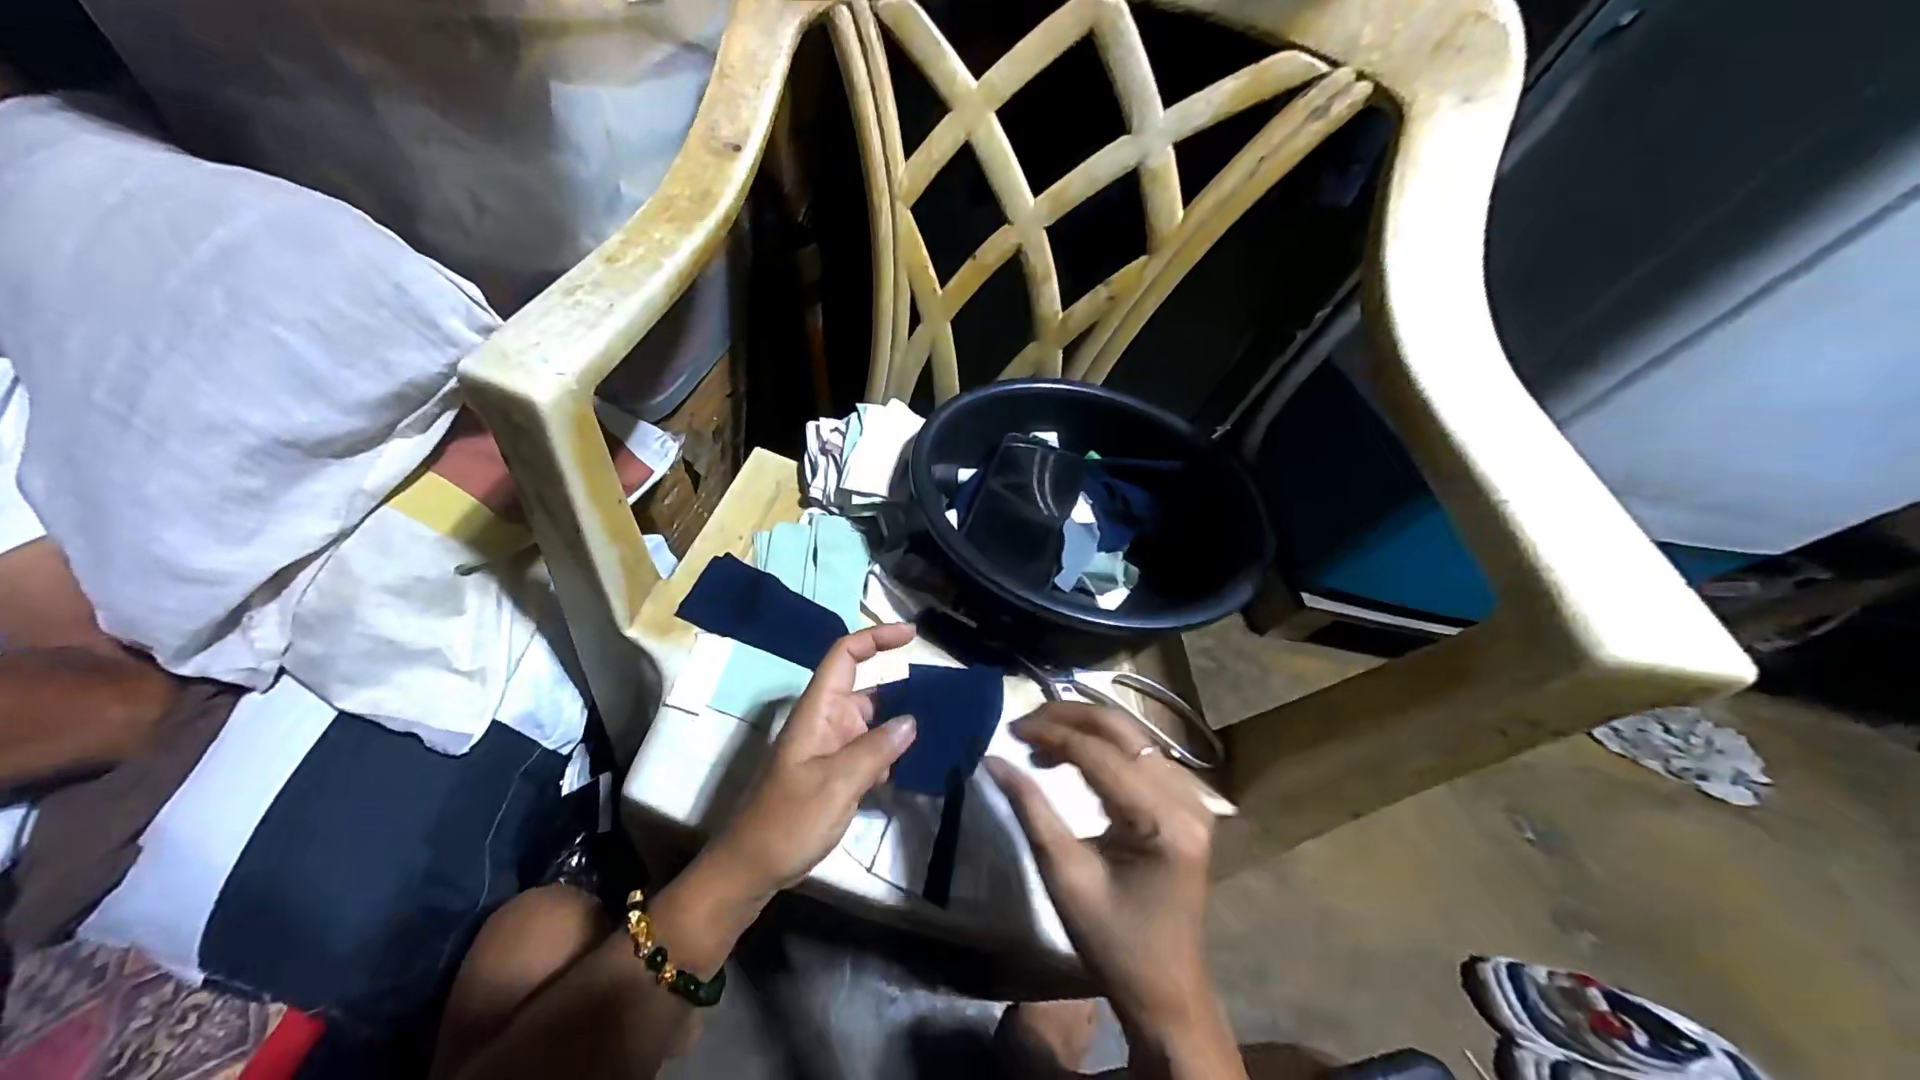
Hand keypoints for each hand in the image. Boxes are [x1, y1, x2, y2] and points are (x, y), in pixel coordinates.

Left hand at [705, 623, 919, 897]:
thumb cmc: (787, 821)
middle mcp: (826, 721)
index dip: (876, 638)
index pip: (845, 655)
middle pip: (867, 689)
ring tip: (942, 728)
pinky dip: (892, 753)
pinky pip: (870, 751)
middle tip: (945, 698)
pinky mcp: (835, 774)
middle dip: (903, 689)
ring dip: (901, 725)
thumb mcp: (835, 784)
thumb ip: (876, 750)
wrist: (751, 869)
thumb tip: (912, 721)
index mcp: (817, 711)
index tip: (912, 634)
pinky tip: (917, 765)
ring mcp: (830, 749)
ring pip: (873, 723)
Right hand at [987, 705, 1236, 1074]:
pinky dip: (1105, 746)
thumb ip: (1031, 808)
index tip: (1011, 729)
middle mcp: (1187, 799)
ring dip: (1086, 730)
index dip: (1052, 733)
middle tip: (1024, 725)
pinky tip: (1075, 756)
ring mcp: (1194, 798)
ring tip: (1040, 742)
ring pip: (1133, 736)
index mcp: (1162, 821)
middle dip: (1069, 718)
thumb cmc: (1113, 940)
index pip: (1099, 754)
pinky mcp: (1189, 804)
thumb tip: (994, 760)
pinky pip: (1143, 755)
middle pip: (1122, 730)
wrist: (1166, 987)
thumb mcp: (1064, 874)